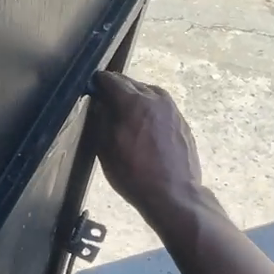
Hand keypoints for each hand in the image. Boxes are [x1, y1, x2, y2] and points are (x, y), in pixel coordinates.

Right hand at [90, 71, 209, 228]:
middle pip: (131, 84)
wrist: (173, 194)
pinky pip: (161, 107)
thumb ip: (101, 119)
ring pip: (148, 93)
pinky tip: (144, 128)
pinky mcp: (182, 122)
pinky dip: (149, 110)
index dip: (97, 83)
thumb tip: (100, 103)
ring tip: (125, 116)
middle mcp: (155, 98)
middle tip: (106, 103)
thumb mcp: (105, 147)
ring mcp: (172, 108)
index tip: (91, 89)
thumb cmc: (133, 173)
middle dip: (117, 90)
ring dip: (135, 99)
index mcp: (133, 101)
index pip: (110, 79)